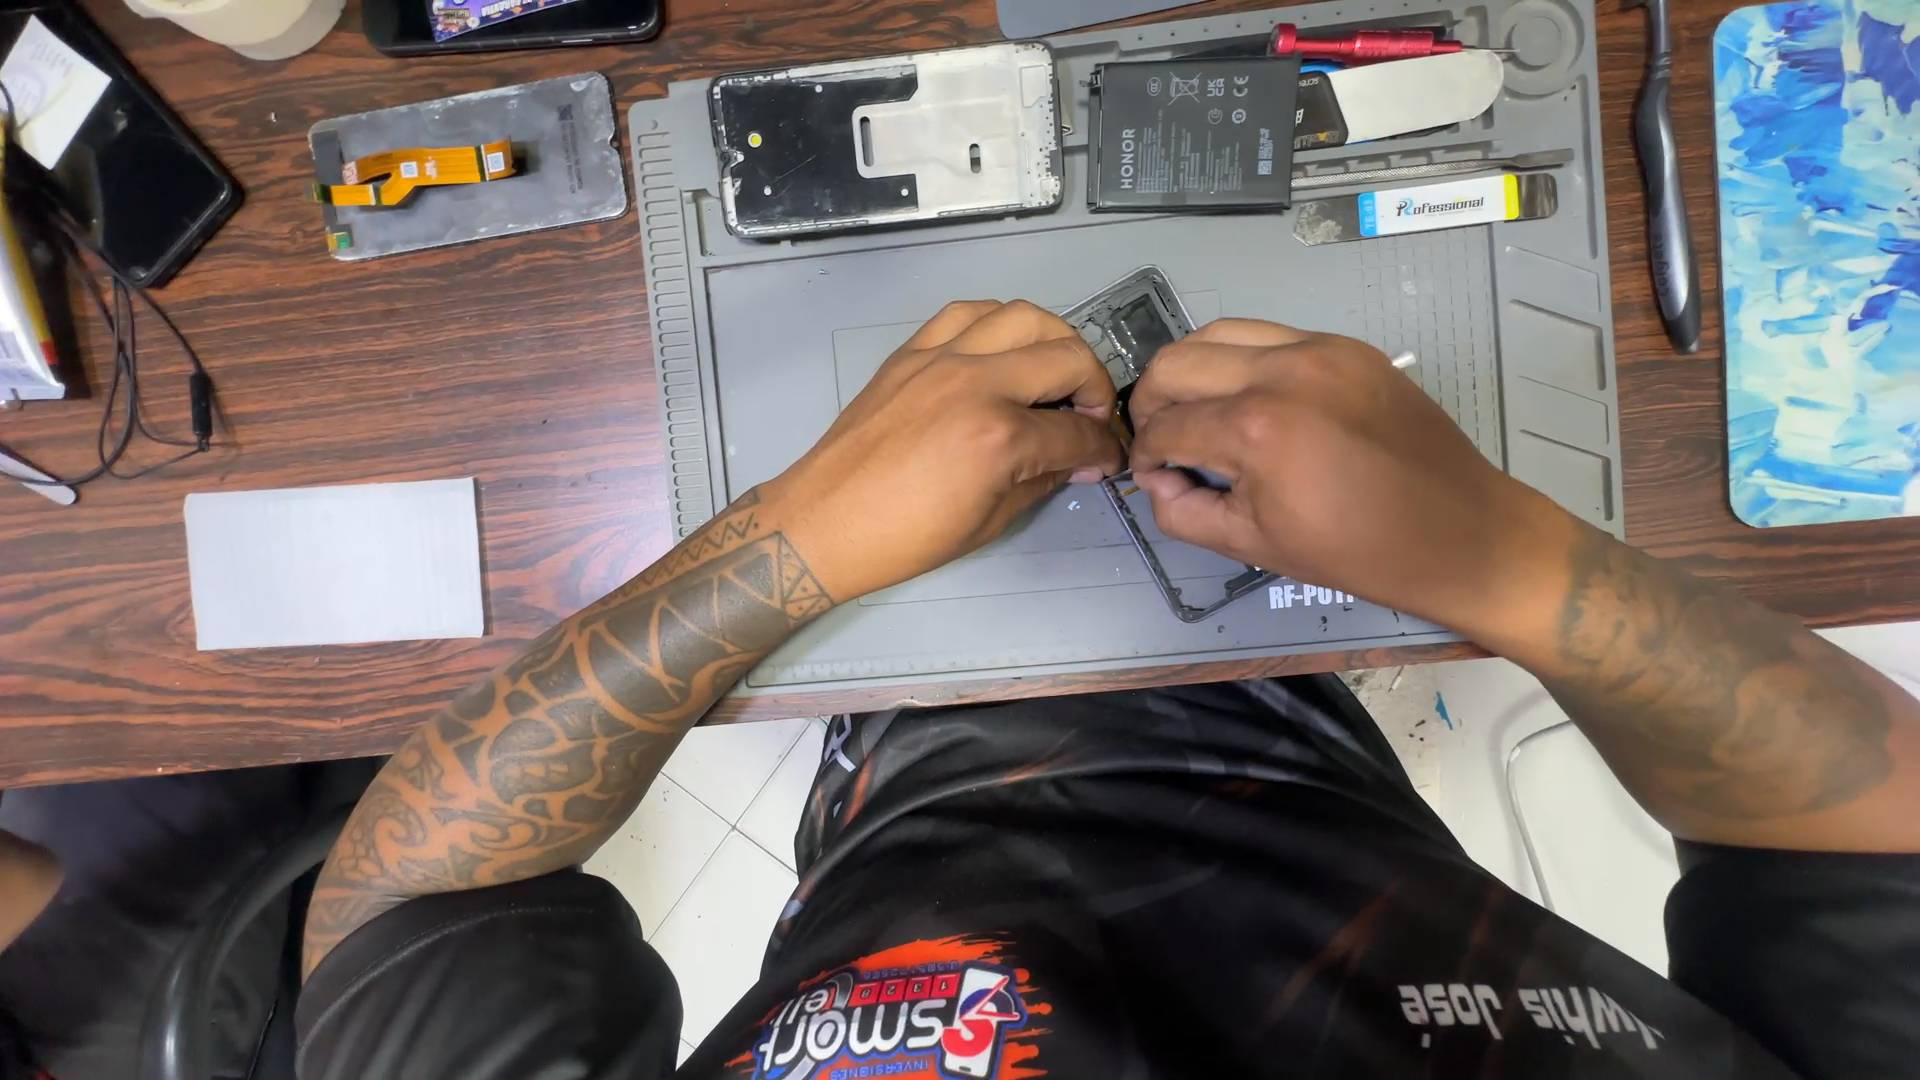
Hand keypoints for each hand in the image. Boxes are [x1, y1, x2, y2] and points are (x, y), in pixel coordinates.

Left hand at [764, 300, 1125, 601]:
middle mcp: (976, 383)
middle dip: (1095, 388)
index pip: (1078, 433)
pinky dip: (998, 324)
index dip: (1103, 450)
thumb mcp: (989, 522)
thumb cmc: (907, 538)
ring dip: (1055, 341)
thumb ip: (1042, 479)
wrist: (826, 522)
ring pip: (1023, 316)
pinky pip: (967, 313)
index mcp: (998, 438)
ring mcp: (940, 359)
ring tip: (1053, 372)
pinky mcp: (911, 352)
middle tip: (1088, 417)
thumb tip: (1077, 459)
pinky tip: (1002, 350)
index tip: (1106, 459)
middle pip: (1066, 358)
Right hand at [1127, 319, 1572, 633]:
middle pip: (1174, 363)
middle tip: (1162, 438)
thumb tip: (1156, 477)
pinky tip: (1246, 399)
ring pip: (1214, 334)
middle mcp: (1280, 372)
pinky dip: (1236, 362)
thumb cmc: (1353, 551)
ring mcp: (1318, 349)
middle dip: (1150, 404)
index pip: (1164, 427)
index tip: (1151, 474)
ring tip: (1196, 411)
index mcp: (1255, 429)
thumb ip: (1180, 510)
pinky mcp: (1344, 346)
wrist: (1459, 532)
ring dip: (1189, 372)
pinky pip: (1264, 336)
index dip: (1144, 455)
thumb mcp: (1250, 544)